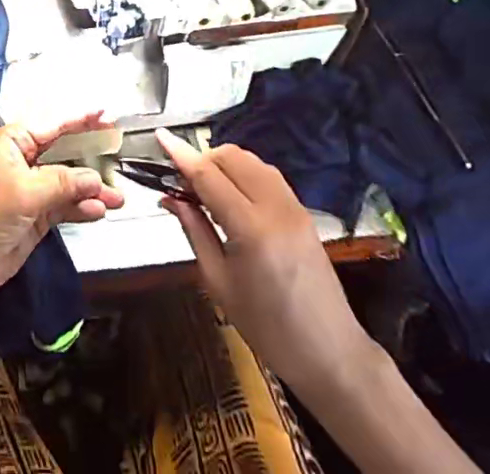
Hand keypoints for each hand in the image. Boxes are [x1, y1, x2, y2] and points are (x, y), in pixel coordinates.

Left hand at [0, 113, 126, 291]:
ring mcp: (31, 188)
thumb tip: (96, 179)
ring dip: (92, 190)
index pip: (51, 126)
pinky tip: (100, 211)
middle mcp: (22, 161)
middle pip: (63, 152)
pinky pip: (65, 205)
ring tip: (118, 199)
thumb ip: (63, 183)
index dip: (79, 120)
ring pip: (68, 182)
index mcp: (11, 143)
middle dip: (90, 154)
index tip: (106, 113)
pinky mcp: (37, 214)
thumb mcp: (26, 192)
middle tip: (119, 148)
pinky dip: (82, 207)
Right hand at [155, 128, 382, 392]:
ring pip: (252, 161)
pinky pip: (268, 175)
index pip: (208, 176)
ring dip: (224, 163)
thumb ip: (194, 230)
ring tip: (204, 189)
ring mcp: (295, 208)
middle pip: (232, 157)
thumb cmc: (267, 326)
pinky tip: (231, 194)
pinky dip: (244, 173)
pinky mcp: (303, 212)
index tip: (160, 137)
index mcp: (251, 229)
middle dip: (202, 159)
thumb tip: (170, 198)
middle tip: (182, 183)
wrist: (330, 353)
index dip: (180, 154)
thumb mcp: (218, 281)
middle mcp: (276, 209)